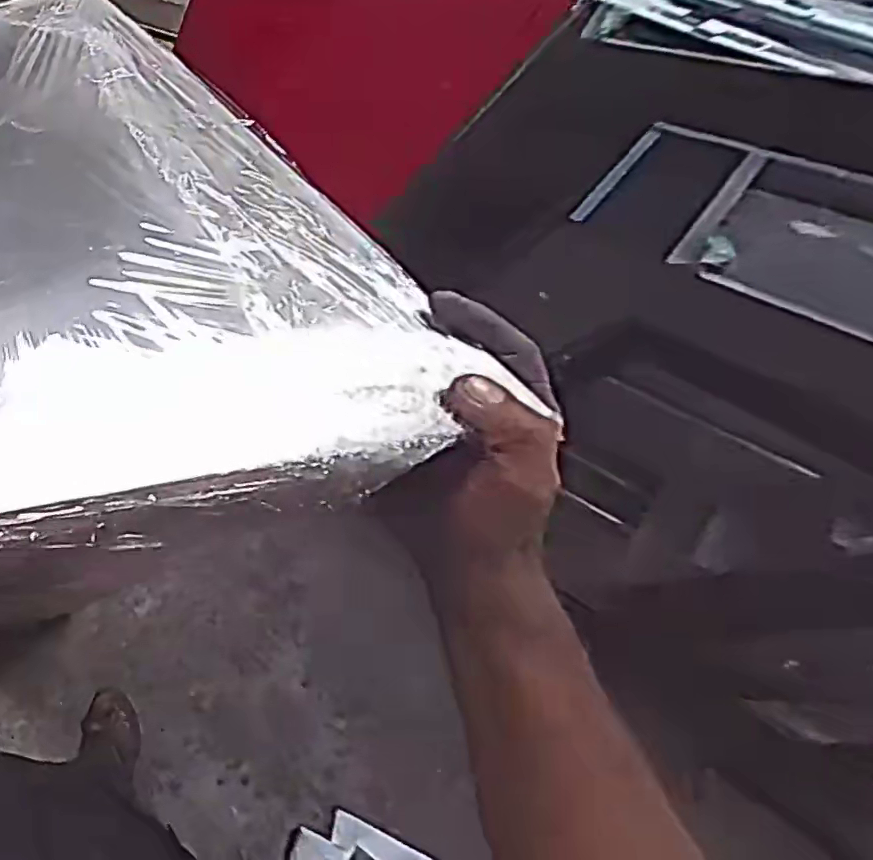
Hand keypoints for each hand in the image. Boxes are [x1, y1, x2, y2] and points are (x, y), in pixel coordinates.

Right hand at [375, 292, 562, 578]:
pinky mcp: (402, 444)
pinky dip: (369, 394)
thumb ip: (510, 427)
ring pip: (418, 383)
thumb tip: (464, 381)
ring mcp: (437, 429)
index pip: (505, 353)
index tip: (440, 306)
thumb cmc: (500, 525)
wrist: (461, 567)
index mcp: (520, 414)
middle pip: (456, 360)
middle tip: (393, 318)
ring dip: (394, 363)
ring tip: (364, 343)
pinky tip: (349, 384)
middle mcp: (478, 414)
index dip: (477, 324)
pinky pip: (387, 409)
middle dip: (427, 336)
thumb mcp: (523, 475)